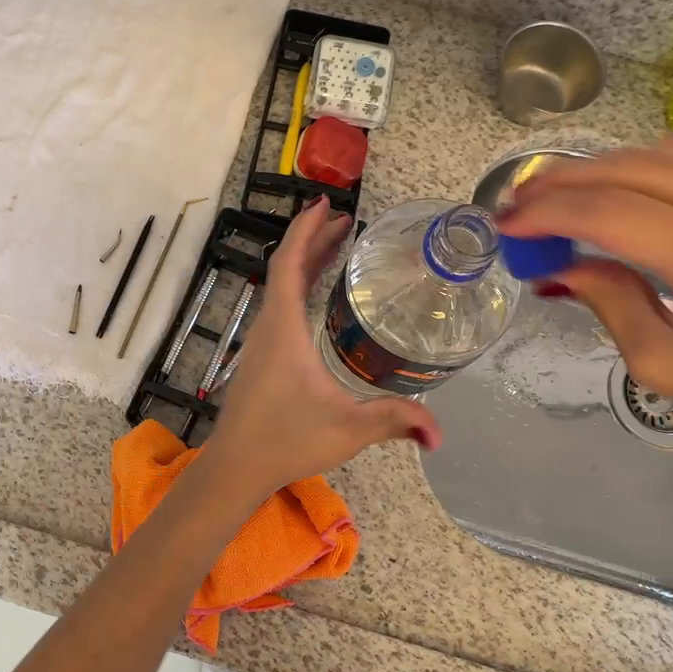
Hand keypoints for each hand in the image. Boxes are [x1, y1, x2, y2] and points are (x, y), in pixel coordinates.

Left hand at [204, 196, 441, 494]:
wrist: (234, 468)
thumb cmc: (285, 441)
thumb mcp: (348, 429)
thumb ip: (394, 421)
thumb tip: (438, 433)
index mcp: (283, 329)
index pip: (289, 264)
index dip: (306, 230)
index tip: (324, 203)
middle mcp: (267, 329)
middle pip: (286, 271)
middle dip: (313, 241)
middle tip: (344, 221)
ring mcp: (259, 345)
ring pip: (280, 291)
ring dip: (304, 265)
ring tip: (335, 249)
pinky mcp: (258, 362)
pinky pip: (278, 311)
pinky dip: (297, 290)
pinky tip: (315, 302)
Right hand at [499, 135, 672, 461]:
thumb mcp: (667, 364)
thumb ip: (612, 304)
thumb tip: (564, 269)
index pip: (613, 213)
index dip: (549, 213)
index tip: (506, 225)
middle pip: (635, 169)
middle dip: (565, 181)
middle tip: (518, 202)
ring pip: (666, 156)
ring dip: (602, 169)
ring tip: (555, 195)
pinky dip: (643, 171)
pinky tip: (615, 193)